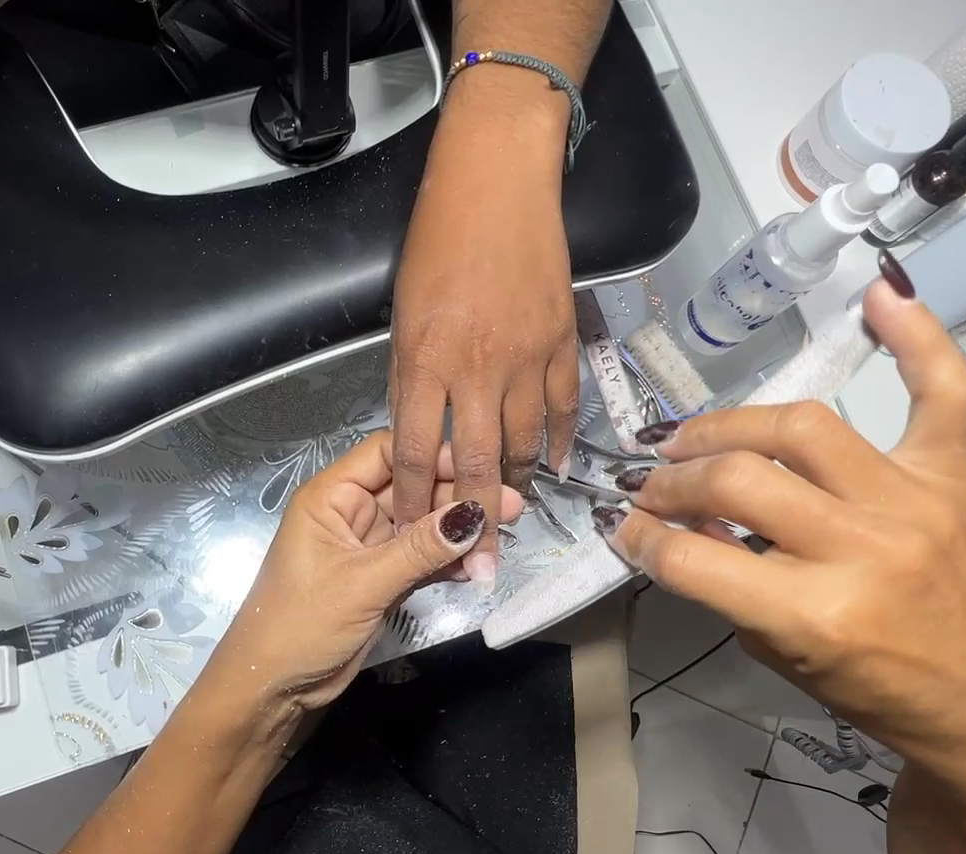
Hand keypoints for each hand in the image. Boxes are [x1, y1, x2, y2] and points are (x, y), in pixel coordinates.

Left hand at [196, 433, 524, 726]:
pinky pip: (422, 559)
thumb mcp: (362, 583)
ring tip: (503, 537)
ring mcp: (368, 546)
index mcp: (330, 496)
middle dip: (457, 499)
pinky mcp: (382, 578)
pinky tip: (479, 566)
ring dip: (458, 534)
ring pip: (422, 526)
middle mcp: (351, 512)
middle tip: (510, 508)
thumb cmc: (301, 625)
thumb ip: (420, 549)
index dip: (431, 455)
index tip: (479, 465)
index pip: (386, 453)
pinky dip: (448, 563)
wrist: (274, 690)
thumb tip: (477, 513)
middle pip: (412, 488)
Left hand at [389, 66, 579, 589]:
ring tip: (510, 512)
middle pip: (474, 463)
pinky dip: (559, 441)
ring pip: (524, 442)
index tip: (413, 536)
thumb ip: (410, 379)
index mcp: (424, 361)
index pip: (413, 452)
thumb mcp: (403, 316)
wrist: (498, 180)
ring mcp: (526, 358)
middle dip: (474, 519)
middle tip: (482, 561)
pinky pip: (563, 409)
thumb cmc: (436, 242)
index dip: (413, 502)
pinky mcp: (562, 343)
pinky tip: (554, 466)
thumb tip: (417, 432)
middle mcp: (476, 369)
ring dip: (516, 483)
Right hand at [601, 278, 965, 784]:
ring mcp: (915, 502)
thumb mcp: (778, 653)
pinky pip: (946, 393)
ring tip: (693, 438)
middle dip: (670, 482)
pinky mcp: (956, 478)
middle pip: (736, 480)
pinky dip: (918, 340)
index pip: (691, 558)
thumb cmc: (877, 695)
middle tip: (649, 488)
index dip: (638, 539)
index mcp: (814, 614)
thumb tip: (677, 523)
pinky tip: (879, 298)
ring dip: (728, 426)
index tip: (620, 528)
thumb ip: (724, 584)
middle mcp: (863, 548)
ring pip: (801, 428)